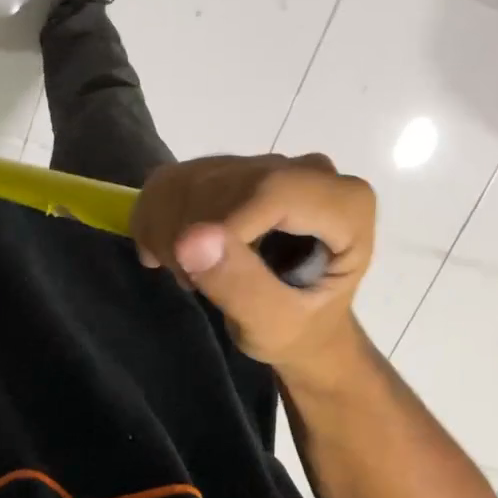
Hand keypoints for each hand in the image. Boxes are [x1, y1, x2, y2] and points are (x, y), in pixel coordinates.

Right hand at [131, 153, 375, 370]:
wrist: (299, 327)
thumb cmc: (298, 331)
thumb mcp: (274, 326)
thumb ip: (242, 285)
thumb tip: (192, 239)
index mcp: (344, 203)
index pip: (271, 189)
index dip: (222, 226)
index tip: (197, 277)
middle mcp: (308, 170)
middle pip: (223, 182)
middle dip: (185, 235)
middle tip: (190, 284)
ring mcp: (267, 166)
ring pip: (190, 178)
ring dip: (166, 231)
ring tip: (186, 274)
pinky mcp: (232, 170)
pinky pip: (174, 179)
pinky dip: (154, 219)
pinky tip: (169, 253)